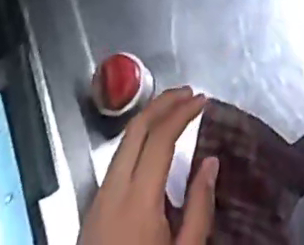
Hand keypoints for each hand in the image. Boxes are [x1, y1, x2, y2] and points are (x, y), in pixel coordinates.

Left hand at [79, 87, 219, 244]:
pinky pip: (116, 161)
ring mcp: (98, 199)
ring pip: (122, 142)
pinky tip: (153, 145)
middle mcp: (113, 190)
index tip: (202, 100)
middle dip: (162, 103)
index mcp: (138, 199)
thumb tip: (210, 162)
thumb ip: (199, 208)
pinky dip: (137, 140)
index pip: (160, 137)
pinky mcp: (93, 210)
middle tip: (189, 93)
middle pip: (135, 129)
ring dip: (148, 119)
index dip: (182, 112)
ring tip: (174, 111)